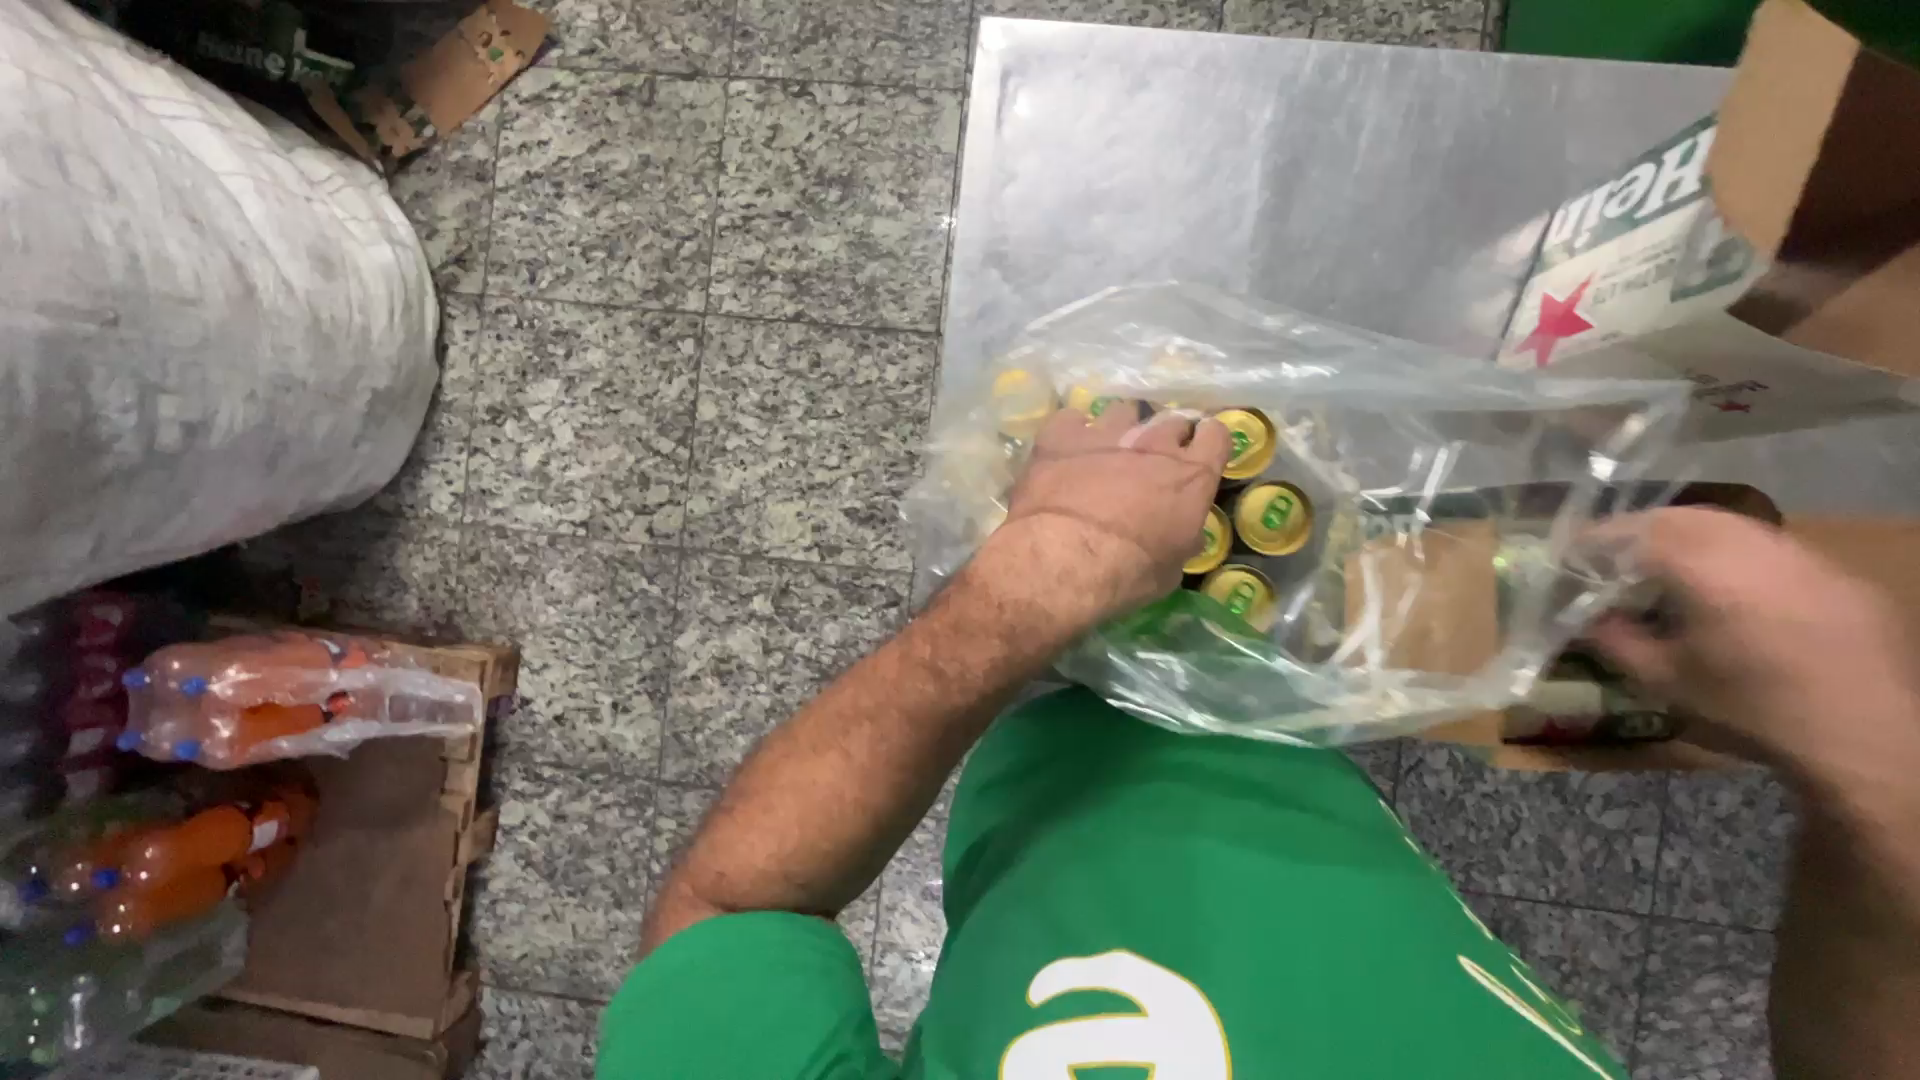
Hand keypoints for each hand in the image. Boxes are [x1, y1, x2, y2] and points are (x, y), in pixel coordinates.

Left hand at [967, 404, 1232, 636]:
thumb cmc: (1126, 574)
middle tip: (1150, 461)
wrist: (1063, 558)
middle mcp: (1153, 444)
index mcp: (1191, 476)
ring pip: (1121, 411)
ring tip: (1106, 449)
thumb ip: (1179, 539)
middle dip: (1164, 438)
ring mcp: (1105, 433)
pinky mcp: (1060, 435)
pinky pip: (1071, 418)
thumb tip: (1180, 536)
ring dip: (1120, 428)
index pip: (1216, 436)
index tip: (1198, 453)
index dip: (1207, 443)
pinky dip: (1072, 431)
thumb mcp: (1170, 569)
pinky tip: (1065, 448)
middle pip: (1170, 421)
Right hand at [1585, 508, 1919, 779]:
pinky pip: (1765, 542)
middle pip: (1680, 517)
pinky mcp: (1835, 573)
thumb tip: (1580, 615)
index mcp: (1707, 574)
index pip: (1633, 534)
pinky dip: (1725, 547)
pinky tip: (1717, 581)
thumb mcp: (1663, 680)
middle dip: (1634, 529)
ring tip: (1655, 561)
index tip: (1565, 554)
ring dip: (1681, 532)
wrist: (1871, 741)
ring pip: (1726, 522)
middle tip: (1604, 553)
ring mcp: (1803, 557)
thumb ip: (1612, 639)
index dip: (1592, 540)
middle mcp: (1755, 550)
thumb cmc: (1752, 711)